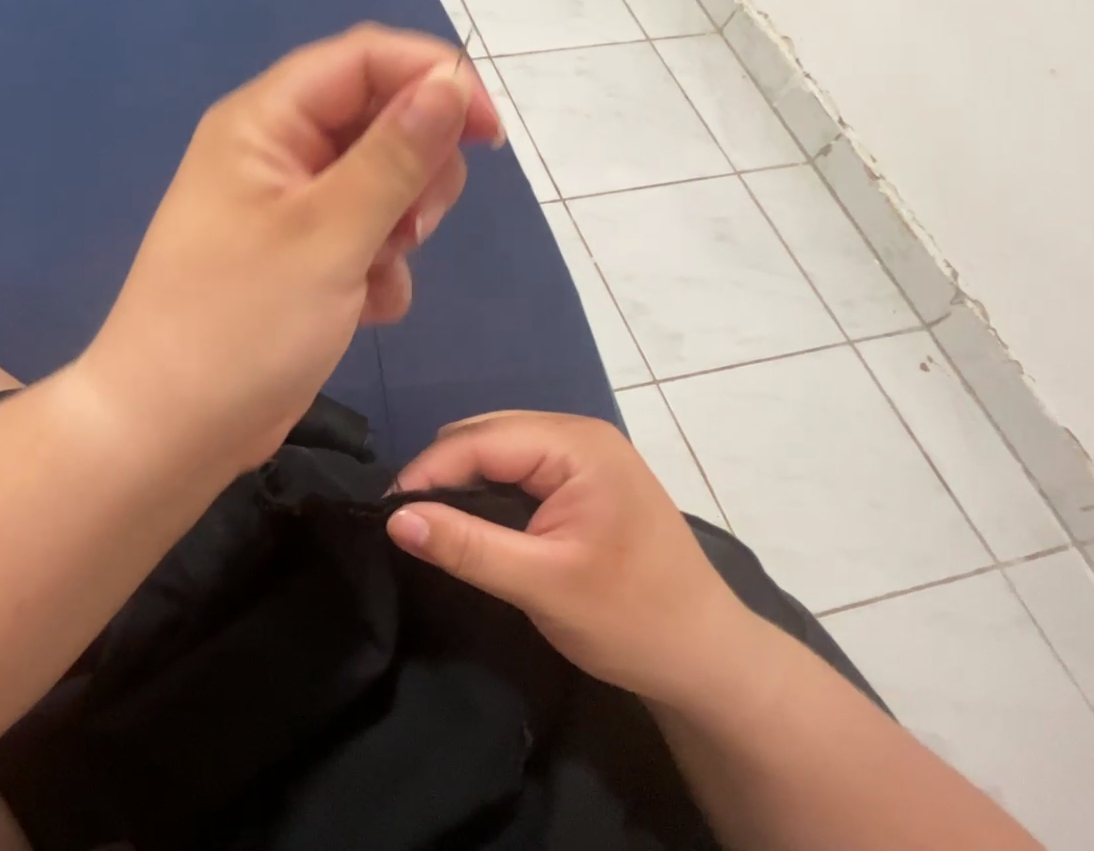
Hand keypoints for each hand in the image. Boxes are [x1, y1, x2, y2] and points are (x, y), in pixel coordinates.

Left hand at [77, 24, 502, 472]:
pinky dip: (378, 270)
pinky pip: (363, 241)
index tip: (489, 135)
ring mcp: (286, 214)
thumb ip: (395, 155)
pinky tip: (365, 311)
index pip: (364, 59)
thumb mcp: (329, 234)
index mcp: (264, 123)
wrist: (172, 429)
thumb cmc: (241, 324)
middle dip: (415, 169)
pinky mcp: (299, 265)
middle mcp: (274, 156)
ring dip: (399, 226)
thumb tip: (450, 82)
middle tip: (413, 227)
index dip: (434, 80)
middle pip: (378, 120)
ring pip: (379, 186)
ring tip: (378, 272)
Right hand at [385, 412, 755, 704]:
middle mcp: (579, 436)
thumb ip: (466, 546)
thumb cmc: (633, 619)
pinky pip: (516, 468)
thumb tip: (393, 518)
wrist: (707, 658)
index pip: (479, 440)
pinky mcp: (581, 479)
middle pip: (485, 435)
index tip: (387, 513)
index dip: (427, 472)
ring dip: (461, 480)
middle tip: (407, 522)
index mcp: (578, 446)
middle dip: (441, 472)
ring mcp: (583, 455)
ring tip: (431, 522)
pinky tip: (470, 520)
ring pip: (496, 449)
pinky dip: (485, 489)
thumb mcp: (542, 585)